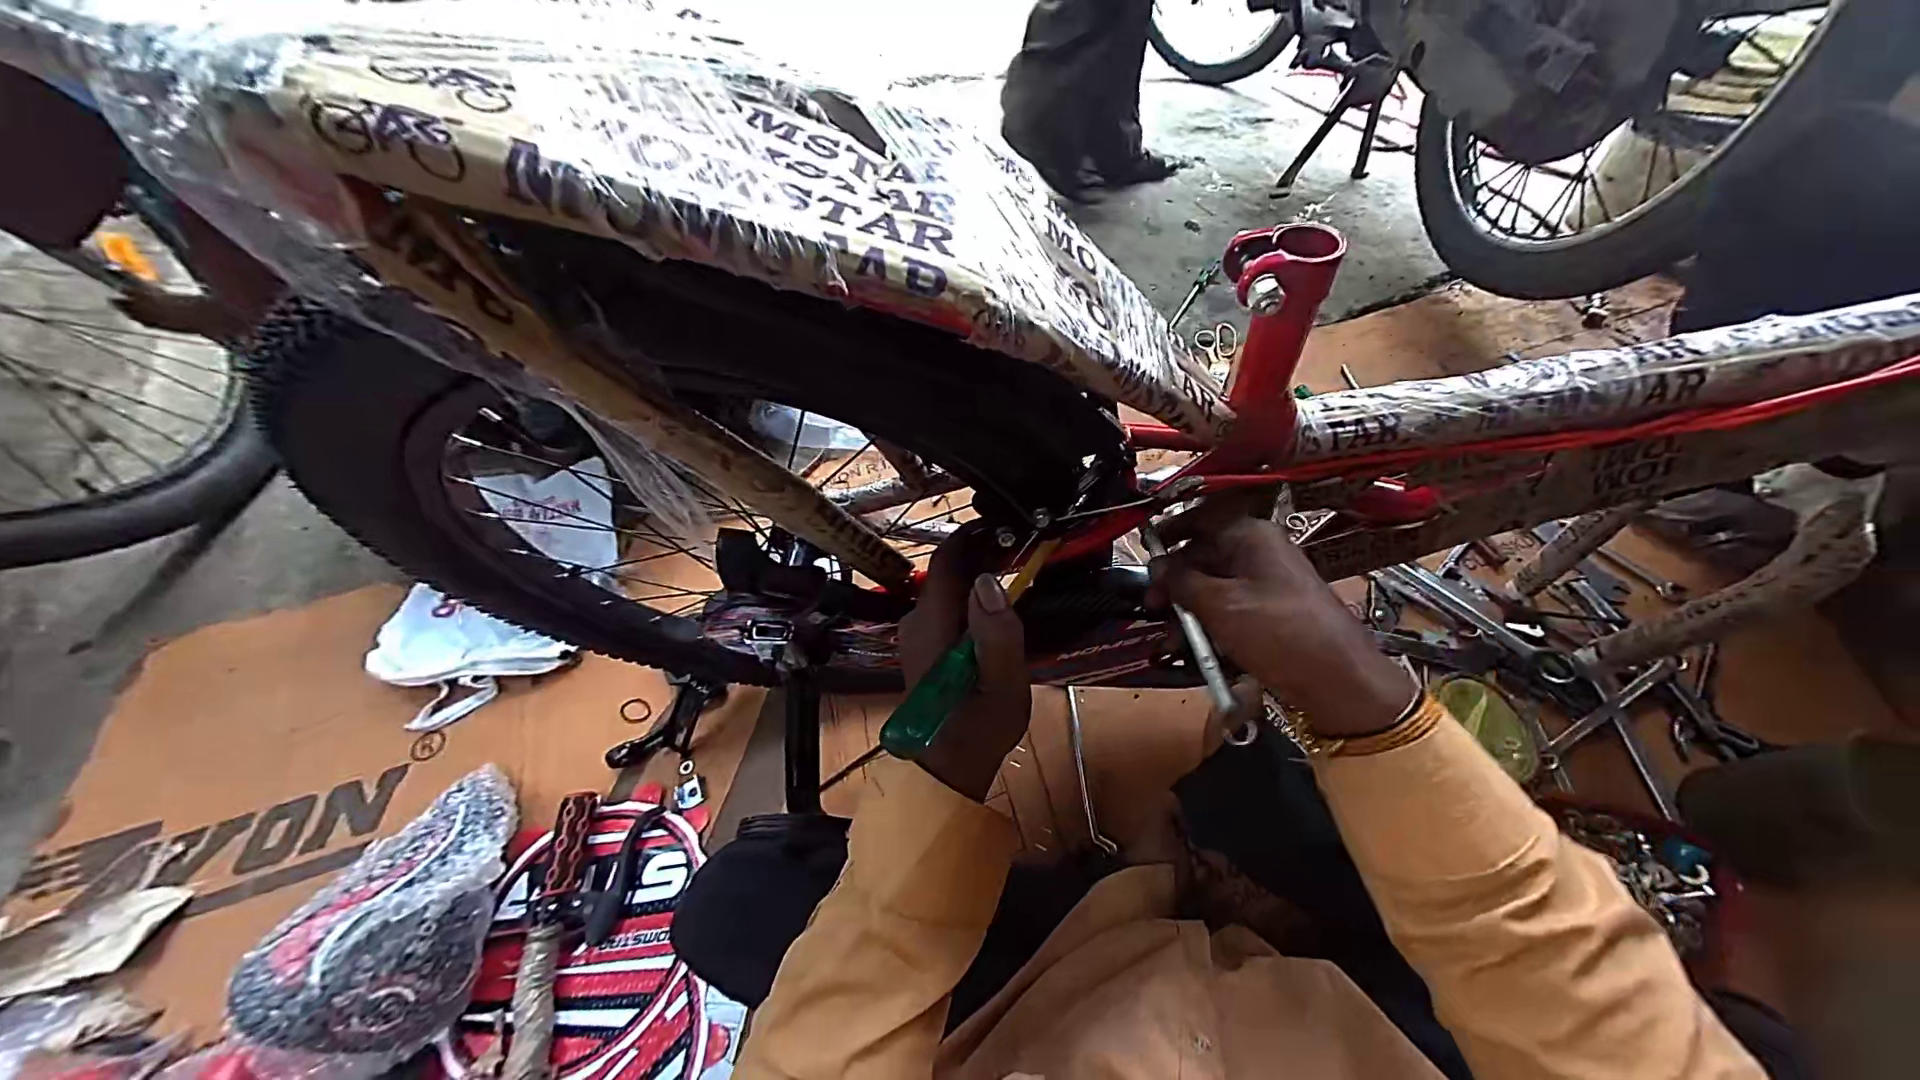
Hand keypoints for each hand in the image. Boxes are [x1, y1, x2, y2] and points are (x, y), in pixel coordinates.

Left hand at [897, 528, 1031, 799]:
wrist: (946, 768)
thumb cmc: (979, 728)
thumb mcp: (1002, 684)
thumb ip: (997, 632)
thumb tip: (988, 580)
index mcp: (932, 623)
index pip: (946, 559)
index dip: (975, 536)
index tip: (1009, 526)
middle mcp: (915, 620)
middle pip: (947, 571)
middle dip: (982, 555)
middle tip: (1023, 554)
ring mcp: (914, 633)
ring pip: (946, 589)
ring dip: (976, 578)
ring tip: (1017, 577)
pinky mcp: (920, 645)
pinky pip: (945, 608)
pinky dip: (969, 600)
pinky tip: (994, 611)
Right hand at [1147, 516, 1412, 737]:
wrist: (1338, 680)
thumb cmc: (1278, 632)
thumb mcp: (1218, 604)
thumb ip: (1180, 581)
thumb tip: (1157, 566)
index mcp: (1251, 536)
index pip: (1199, 518)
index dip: (1168, 533)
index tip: (1143, 550)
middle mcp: (1259, 552)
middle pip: (1202, 555)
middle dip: (1174, 582)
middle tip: (1153, 605)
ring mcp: (1266, 582)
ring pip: (1212, 586)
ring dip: (1187, 610)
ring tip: (1172, 639)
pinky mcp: (1269, 611)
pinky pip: (1228, 608)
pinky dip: (1208, 623)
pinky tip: (1195, 647)